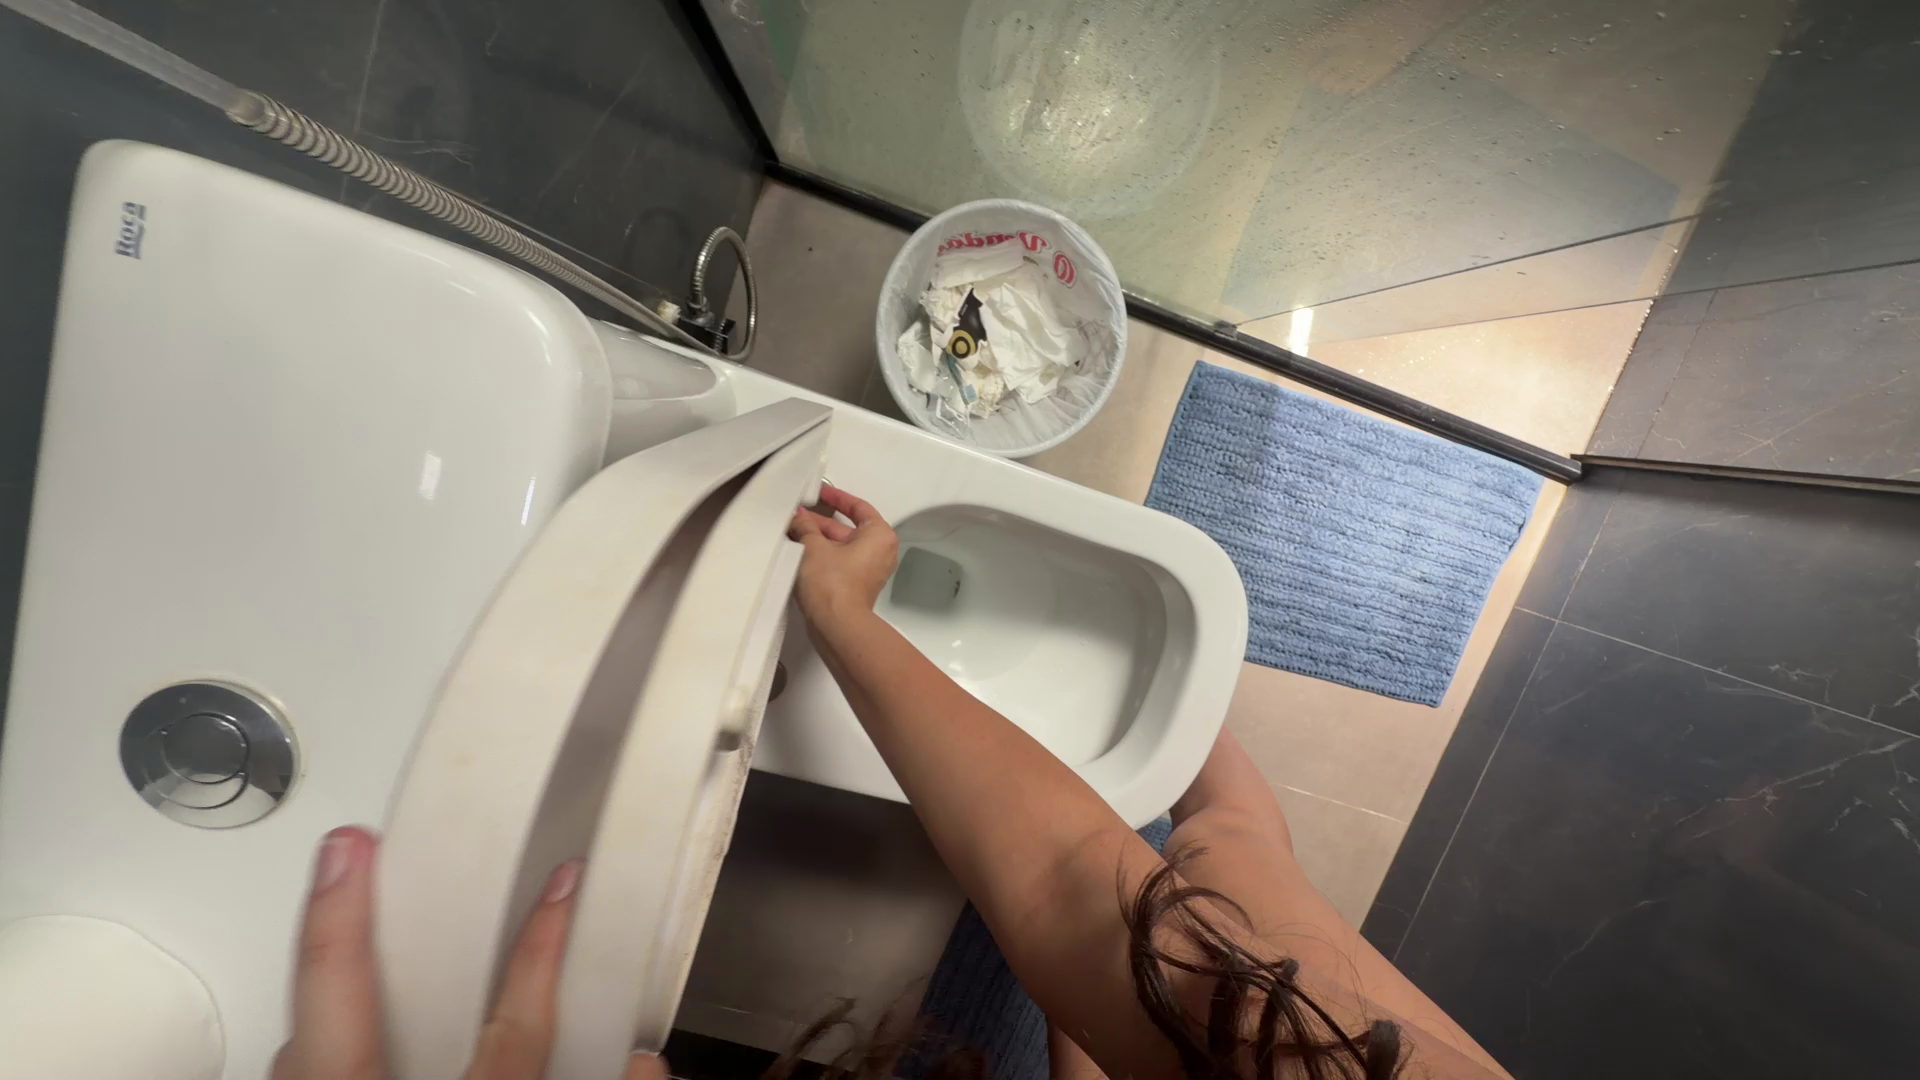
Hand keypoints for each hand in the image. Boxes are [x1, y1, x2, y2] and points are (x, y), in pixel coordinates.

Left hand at [271, 826, 665, 1079]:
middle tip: (344, 848)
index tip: (565, 884)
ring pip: (298, 1063)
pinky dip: (307, 1053)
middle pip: (343, 1030)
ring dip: (320, 989)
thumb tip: (645, 1063)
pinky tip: (318, 1031)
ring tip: (333, 907)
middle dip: (336, 934)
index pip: (510, 1035)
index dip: (541, 951)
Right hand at [788, 484, 898, 626]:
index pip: (858, 507)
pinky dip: (822, 556)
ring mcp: (869, 570)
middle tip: (796, 515)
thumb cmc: (833, 583)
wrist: (837, 625)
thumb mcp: (813, 546)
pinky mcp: (857, 585)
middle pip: (847, 528)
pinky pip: (840, 562)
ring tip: (793, 532)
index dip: (837, 497)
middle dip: (820, 522)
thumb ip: (805, 527)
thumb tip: (799, 518)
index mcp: (879, 535)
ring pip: (842, 546)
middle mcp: (880, 551)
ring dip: (818, 539)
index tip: (820, 492)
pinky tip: (799, 552)